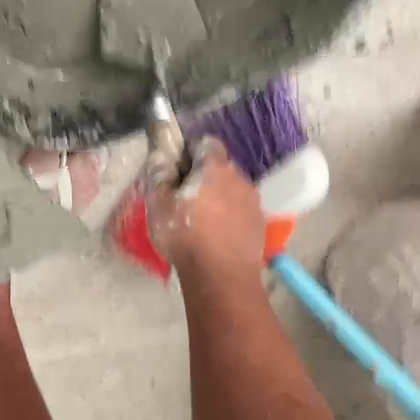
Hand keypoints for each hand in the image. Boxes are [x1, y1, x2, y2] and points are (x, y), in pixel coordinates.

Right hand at [146, 139, 265, 277]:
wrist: (222, 275)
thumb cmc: (185, 235)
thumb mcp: (158, 204)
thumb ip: (159, 175)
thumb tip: (162, 156)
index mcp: (214, 168)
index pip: (206, 143)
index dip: (190, 152)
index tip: (176, 169)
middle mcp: (239, 178)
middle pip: (220, 167)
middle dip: (203, 175)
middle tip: (183, 196)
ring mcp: (253, 202)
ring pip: (232, 189)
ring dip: (218, 196)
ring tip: (201, 219)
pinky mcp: (260, 224)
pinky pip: (241, 210)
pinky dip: (229, 215)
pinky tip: (216, 234)